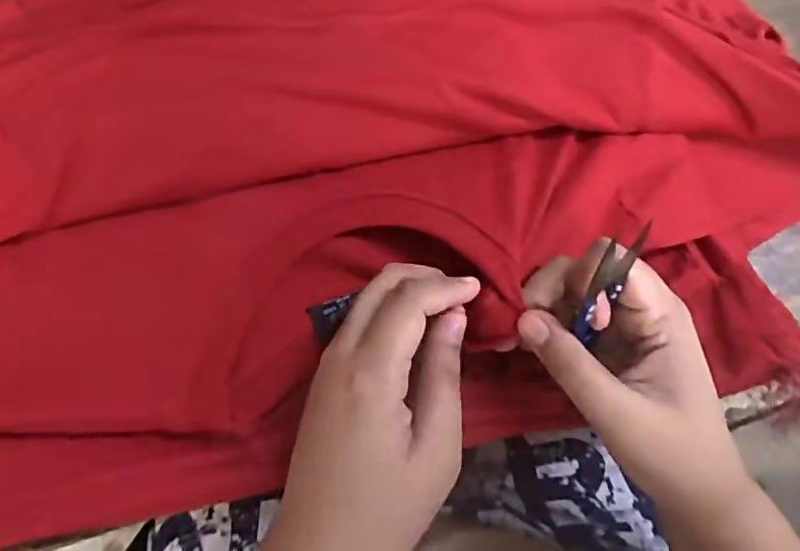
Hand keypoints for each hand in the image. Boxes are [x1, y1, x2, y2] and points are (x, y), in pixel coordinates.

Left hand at [264, 264, 479, 550]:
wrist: (321, 548)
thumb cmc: (388, 506)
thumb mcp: (436, 450)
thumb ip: (444, 374)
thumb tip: (453, 316)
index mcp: (370, 372)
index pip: (409, 300)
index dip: (446, 286)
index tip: (478, 287)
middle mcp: (341, 352)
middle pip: (381, 284)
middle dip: (425, 275)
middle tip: (461, 291)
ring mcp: (326, 360)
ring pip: (367, 295)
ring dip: (406, 287)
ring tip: (445, 303)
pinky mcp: (322, 372)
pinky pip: (358, 317)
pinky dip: (389, 305)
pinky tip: (414, 324)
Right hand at [518, 243, 799, 550]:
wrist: (700, 495)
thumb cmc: (671, 454)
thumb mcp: (617, 414)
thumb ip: (571, 365)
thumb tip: (523, 319)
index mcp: (659, 310)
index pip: (612, 258)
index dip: (583, 276)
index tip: (574, 320)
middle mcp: (642, 304)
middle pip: (587, 267)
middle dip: (553, 288)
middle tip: (528, 327)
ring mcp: (626, 321)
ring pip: (576, 288)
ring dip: (548, 306)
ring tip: (526, 341)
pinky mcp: (612, 340)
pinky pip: (575, 314)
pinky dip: (551, 324)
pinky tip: (536, 347)